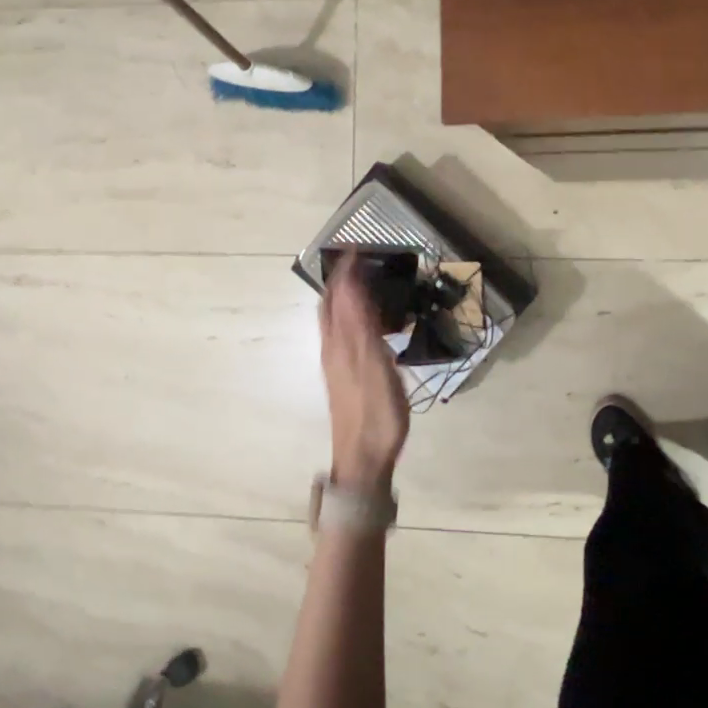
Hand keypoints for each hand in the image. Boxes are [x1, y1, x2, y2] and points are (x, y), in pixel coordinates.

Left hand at [318, 256, 409, 493]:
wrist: (362, 459)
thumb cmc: (375, 414)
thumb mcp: (376, 367)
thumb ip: (363, 325)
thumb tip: (350, 284)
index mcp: (341, 342)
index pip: (338, 295)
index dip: (346, 270)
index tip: (357, 247)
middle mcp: (333, 348)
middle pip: (331, 306)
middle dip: (341, 281)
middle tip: (361, 262)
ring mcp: (337, 364)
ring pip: (336, 320)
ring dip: (347, 298)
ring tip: (367, 285)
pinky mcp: (345, 377)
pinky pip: (344, 334)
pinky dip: (354, 317)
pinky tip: (370, 324)